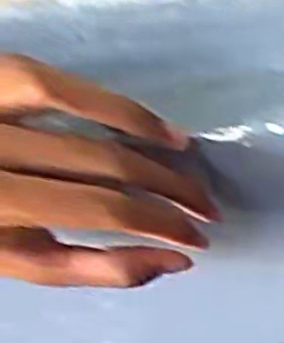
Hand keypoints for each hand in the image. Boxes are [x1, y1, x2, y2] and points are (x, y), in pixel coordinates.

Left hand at [0, 54, 216, 287]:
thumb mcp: (20, 263)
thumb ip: (99, 268)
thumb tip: (177, 258)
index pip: (106, 207)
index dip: (166, 224)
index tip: (197, 239)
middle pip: (100, 158)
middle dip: (170, 185)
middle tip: (204, 207)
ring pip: (53, 92)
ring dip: (132, 118)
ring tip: (180, 142)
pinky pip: (24, 73)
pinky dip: (86, 92)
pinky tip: (128, 114)